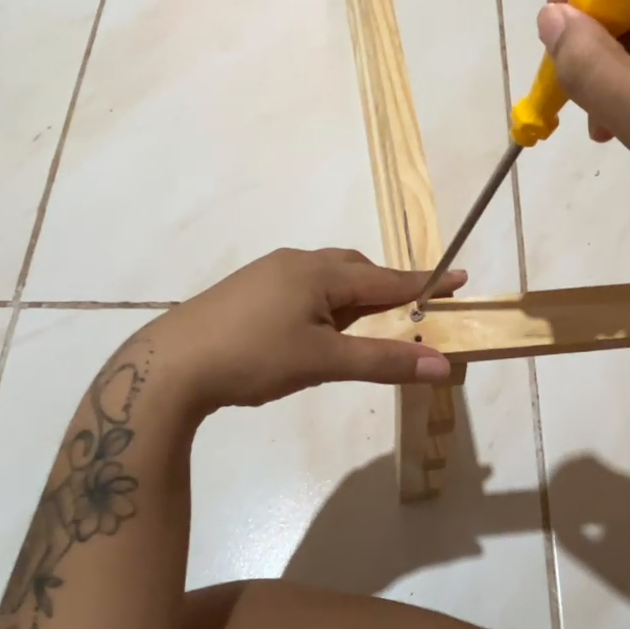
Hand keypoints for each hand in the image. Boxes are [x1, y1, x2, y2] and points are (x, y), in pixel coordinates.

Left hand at [136, 248, 462, 412]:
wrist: (170, 365)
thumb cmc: (253, 357)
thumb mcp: (323, 362)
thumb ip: (384, 362)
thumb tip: (442, 365)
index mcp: (319, 272)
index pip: (386, 277)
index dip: (424, 282)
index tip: (459, 278)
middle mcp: (296, 263)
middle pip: (355, 270)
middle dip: (386, 288)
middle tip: (409, 311)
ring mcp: (267, 274)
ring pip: (326, 279)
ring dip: (353, 297)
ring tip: (365, 326)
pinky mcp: (247, 291)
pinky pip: (302, 288)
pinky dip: (324, 303)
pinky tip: (315, 330)